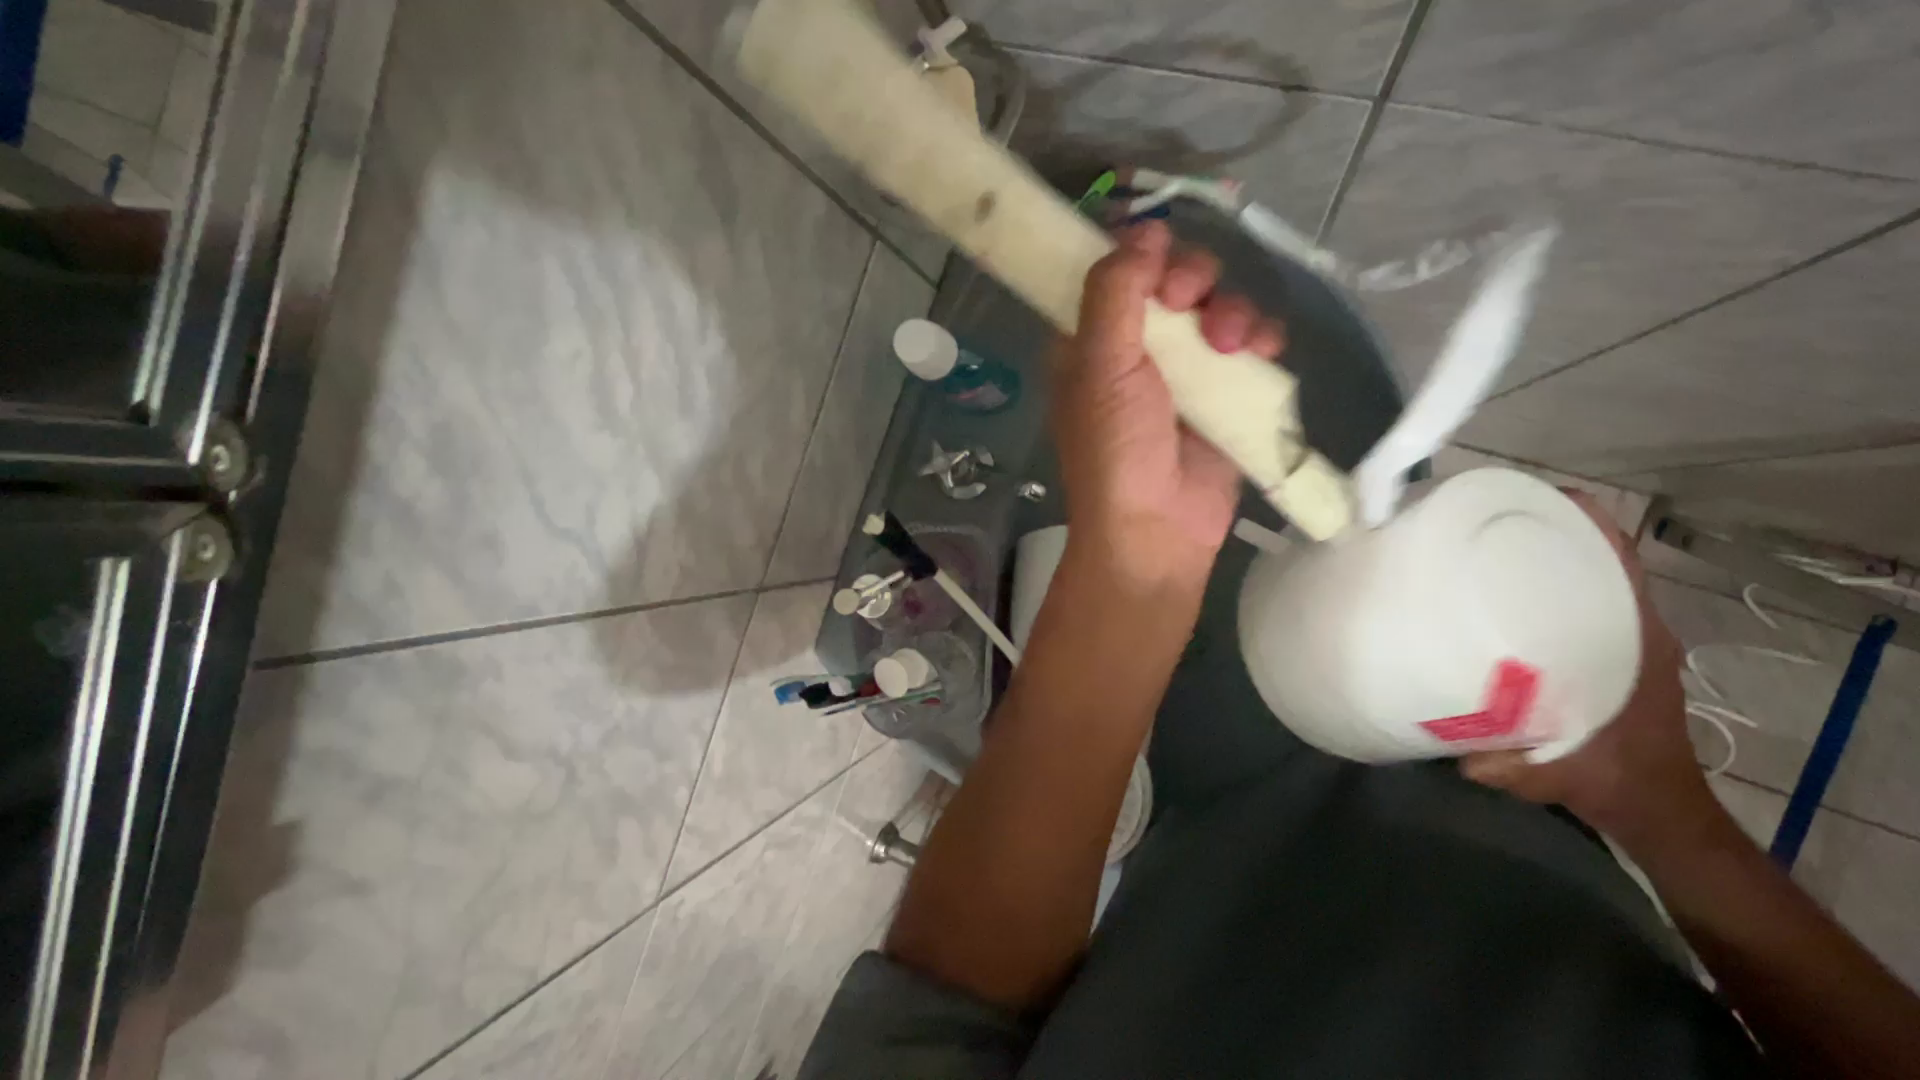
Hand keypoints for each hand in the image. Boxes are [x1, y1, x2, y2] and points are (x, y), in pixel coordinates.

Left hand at [1052, 221, 1286, 584]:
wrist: (1156, 530)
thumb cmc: (1114, 450)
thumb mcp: (1100, 366)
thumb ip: (1116, 294)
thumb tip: (1142, 229)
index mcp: (1091, 338)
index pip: (1117, 269)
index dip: (1140, 253)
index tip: (1157, 257)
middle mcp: (1137, 347)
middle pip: (1175, 278)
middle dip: (1192, 278)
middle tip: (1189, 302)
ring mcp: (1185, 369)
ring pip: (1218, 305)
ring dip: (1231, 309)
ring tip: (1228, 344)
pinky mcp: (1226, 392)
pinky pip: (1251, 343)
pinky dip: (1261, 337)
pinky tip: (1261, 351)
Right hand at [1459, 493, 1720, 854]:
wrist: (1660, 811)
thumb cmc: (1622, 782)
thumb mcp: (1560, 775)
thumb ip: (1508, 766)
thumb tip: (1456, 749)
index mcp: (1635, 639)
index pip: (1617, 556)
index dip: (1581, 518)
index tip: (1525, 499)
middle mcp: (1633, 629)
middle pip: (1594, 558)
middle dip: (1543, 531)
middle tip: (1478, 525)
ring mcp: (1623, 641)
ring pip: (1585, 580)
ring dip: (1542, 560)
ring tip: (1477, 553)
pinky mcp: (1606, 656)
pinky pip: (1577, 606)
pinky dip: (1543, 592)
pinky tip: (1494, 602)